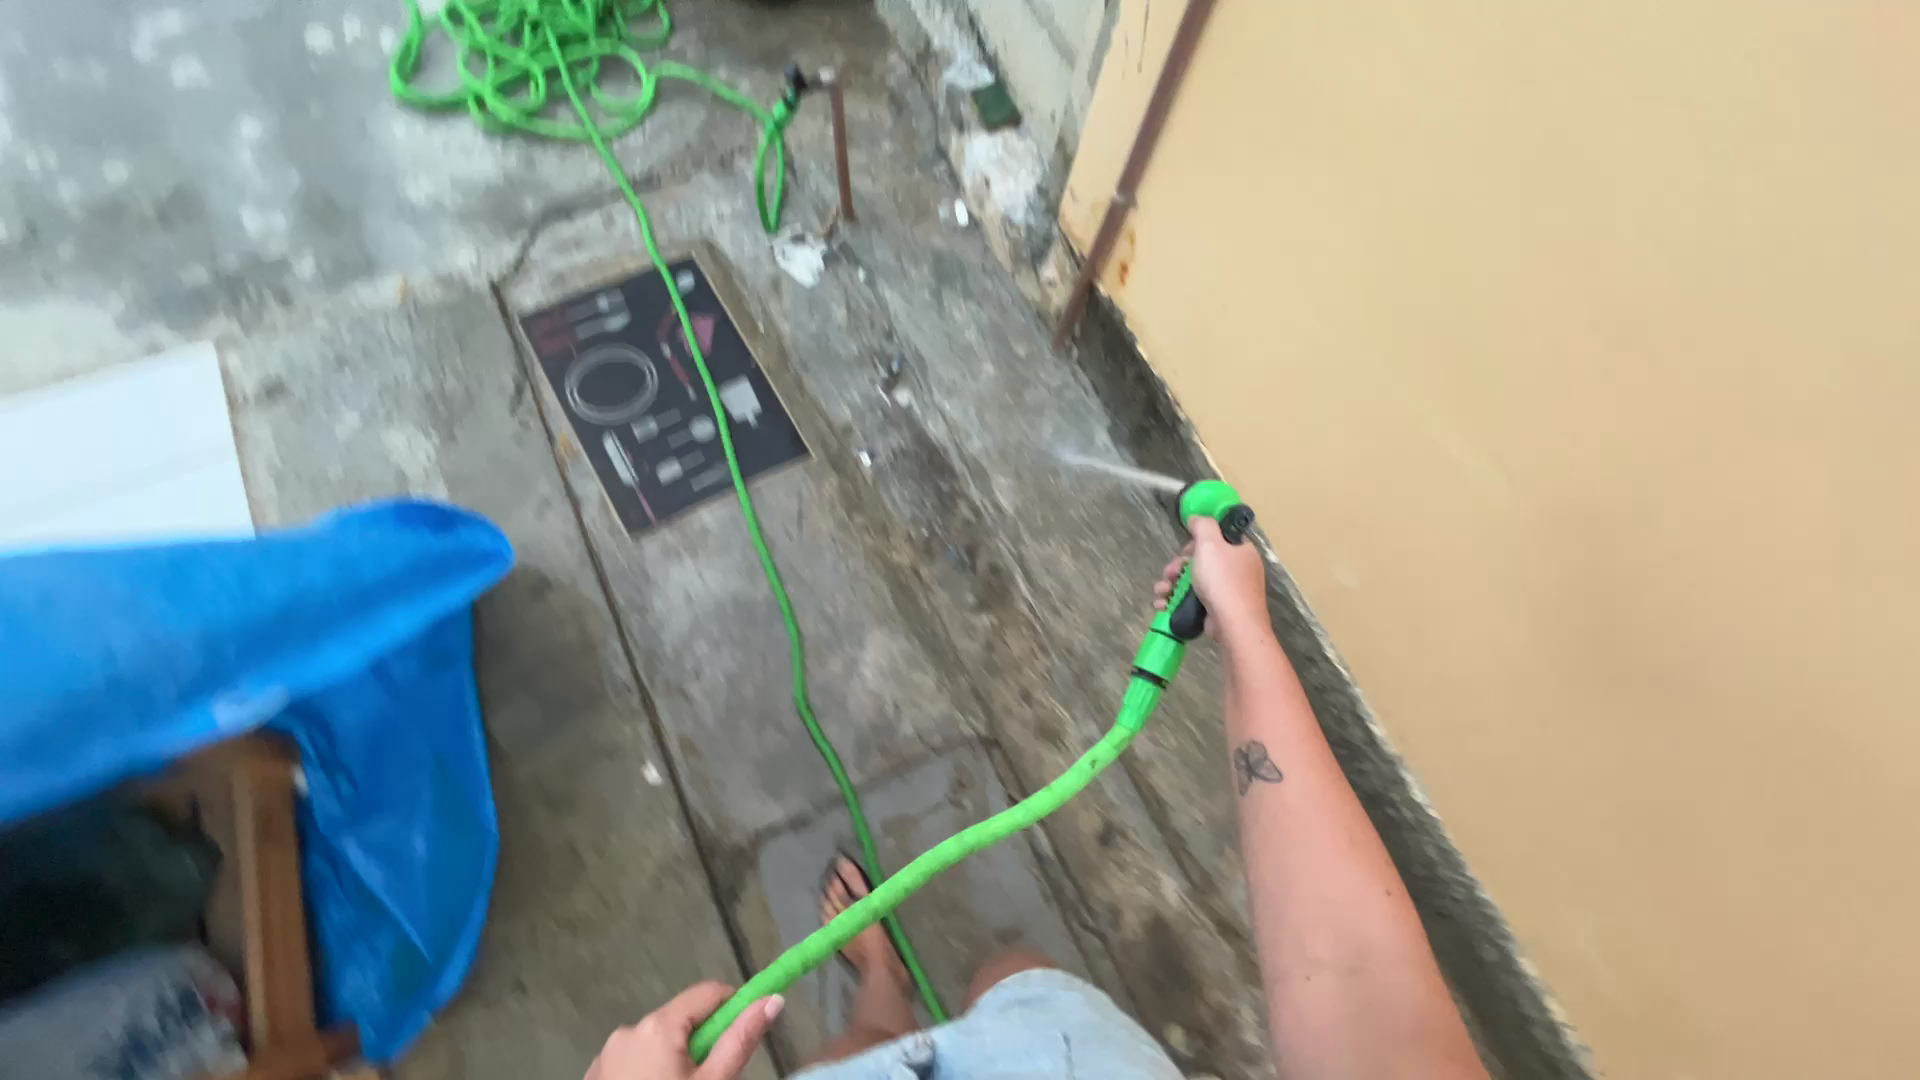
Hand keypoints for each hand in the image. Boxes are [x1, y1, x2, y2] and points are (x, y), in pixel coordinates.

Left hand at [584, 983, 782, 1079]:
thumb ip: (741, 1039)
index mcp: (658, 1026)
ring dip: (675, 1062)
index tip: (743, 1038)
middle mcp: (627, 1031)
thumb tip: (772, 999)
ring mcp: (604, 1057)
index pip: (709, 993)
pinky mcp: (592, 1079)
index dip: (733, 1009)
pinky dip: (648, 1075)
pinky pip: (632, 1063)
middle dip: (702, 1045)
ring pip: (657, 1044)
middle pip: (682, 1021)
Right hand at [1153, 517, 1269, 642]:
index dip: (1196, 543)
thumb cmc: (1223, 580)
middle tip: (1169, 573)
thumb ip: (1202, 525)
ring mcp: (1228, 592)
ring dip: (1171, 585)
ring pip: (1194, 582)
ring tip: (1161, 591)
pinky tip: (1163, 605)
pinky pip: (1194, 600)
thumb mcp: (1210, 544)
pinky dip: (1176, 601)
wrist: (1234, 624)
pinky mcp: (1218, 610)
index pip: (1217, 539)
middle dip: (1177, 567)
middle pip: (1201, 561)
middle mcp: (1237, 569)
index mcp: (1241, 551)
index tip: (1185, 551)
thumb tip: (1196, 518)